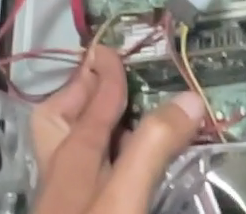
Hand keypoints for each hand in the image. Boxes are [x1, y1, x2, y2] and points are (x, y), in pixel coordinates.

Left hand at [29, 46, 207, 213]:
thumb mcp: (123, 200)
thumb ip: (153, 148)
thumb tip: (187, 100)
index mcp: (71, 163)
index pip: (93, 105)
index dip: (109, 74)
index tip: (118, 48)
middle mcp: (60, 184)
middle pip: (58, 124)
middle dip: (80, 93)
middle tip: (106, 73)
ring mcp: (62, 209)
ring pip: (67, 153)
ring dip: (89, 126)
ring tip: (118, 116)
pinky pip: (81, 182)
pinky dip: (100, 161)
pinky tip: (119, 175)